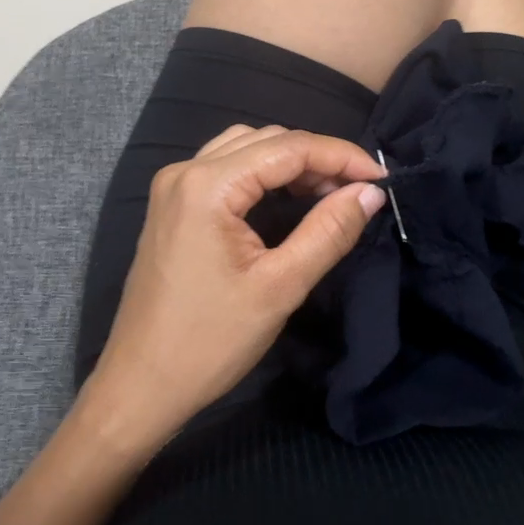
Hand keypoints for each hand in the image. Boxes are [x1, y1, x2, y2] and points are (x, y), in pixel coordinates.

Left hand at [87, 125, 386, 441]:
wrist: (142, 384)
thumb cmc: (210, 341)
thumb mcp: (280, 287)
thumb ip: (328, 232)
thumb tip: (370, 194)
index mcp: (207, 185)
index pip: (287, 147)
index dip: (340, 156)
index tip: (381, 179)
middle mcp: (185, 171)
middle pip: (265, 140)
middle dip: (317, 158)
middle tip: (358, 192)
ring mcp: (173, 187)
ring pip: (244, 149)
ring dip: (290, 163)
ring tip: (330, 193)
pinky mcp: (171, 206)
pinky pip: (225, 169)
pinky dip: (262, 175)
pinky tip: (289, 198)